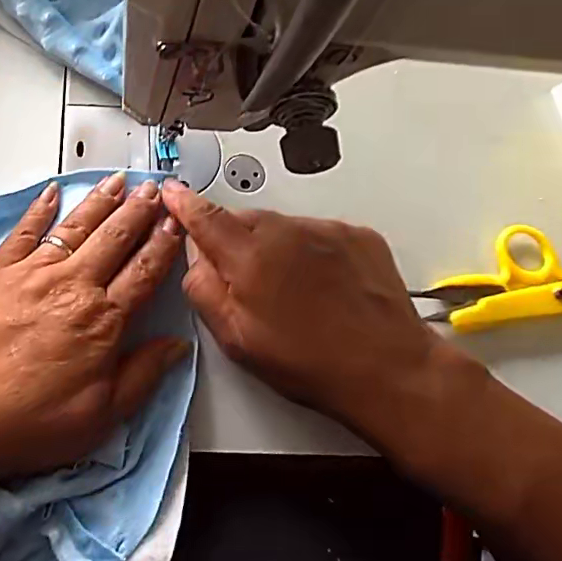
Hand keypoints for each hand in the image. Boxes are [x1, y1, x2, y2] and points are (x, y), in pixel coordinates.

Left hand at [0, 173, 189, 480]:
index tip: (176, 221)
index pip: (144, 271)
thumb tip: (176, 348)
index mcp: (103, 319)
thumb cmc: (26, 420)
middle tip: (155, 189)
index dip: (164, 243)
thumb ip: (143, 375)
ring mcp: (34, 274)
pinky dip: (39, 210)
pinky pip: (25, 232)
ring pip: (77, 227)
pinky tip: (52, 194)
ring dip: (101, 201)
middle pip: (115, 238)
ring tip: (119, 181)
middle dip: (139, 210)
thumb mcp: (100, 415)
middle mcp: (72, 286)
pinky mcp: (0, 273)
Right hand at [163, 180, 471, 437]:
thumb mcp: (237, 339)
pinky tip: (321, 287)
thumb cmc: (313, 362)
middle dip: (235, 242)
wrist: (388, 368)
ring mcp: (324, 230)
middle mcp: (285, 232)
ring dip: (275, 248)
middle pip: (243, 221)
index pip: (204, 217)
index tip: (173, 191)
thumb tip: (196, 261)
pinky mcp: (355, 234)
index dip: (184, 203)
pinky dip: (310, 251)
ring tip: (293, 294)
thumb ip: (203, 291)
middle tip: (248, 283)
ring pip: (281, 226)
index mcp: (249, 257)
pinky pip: (316, 232)